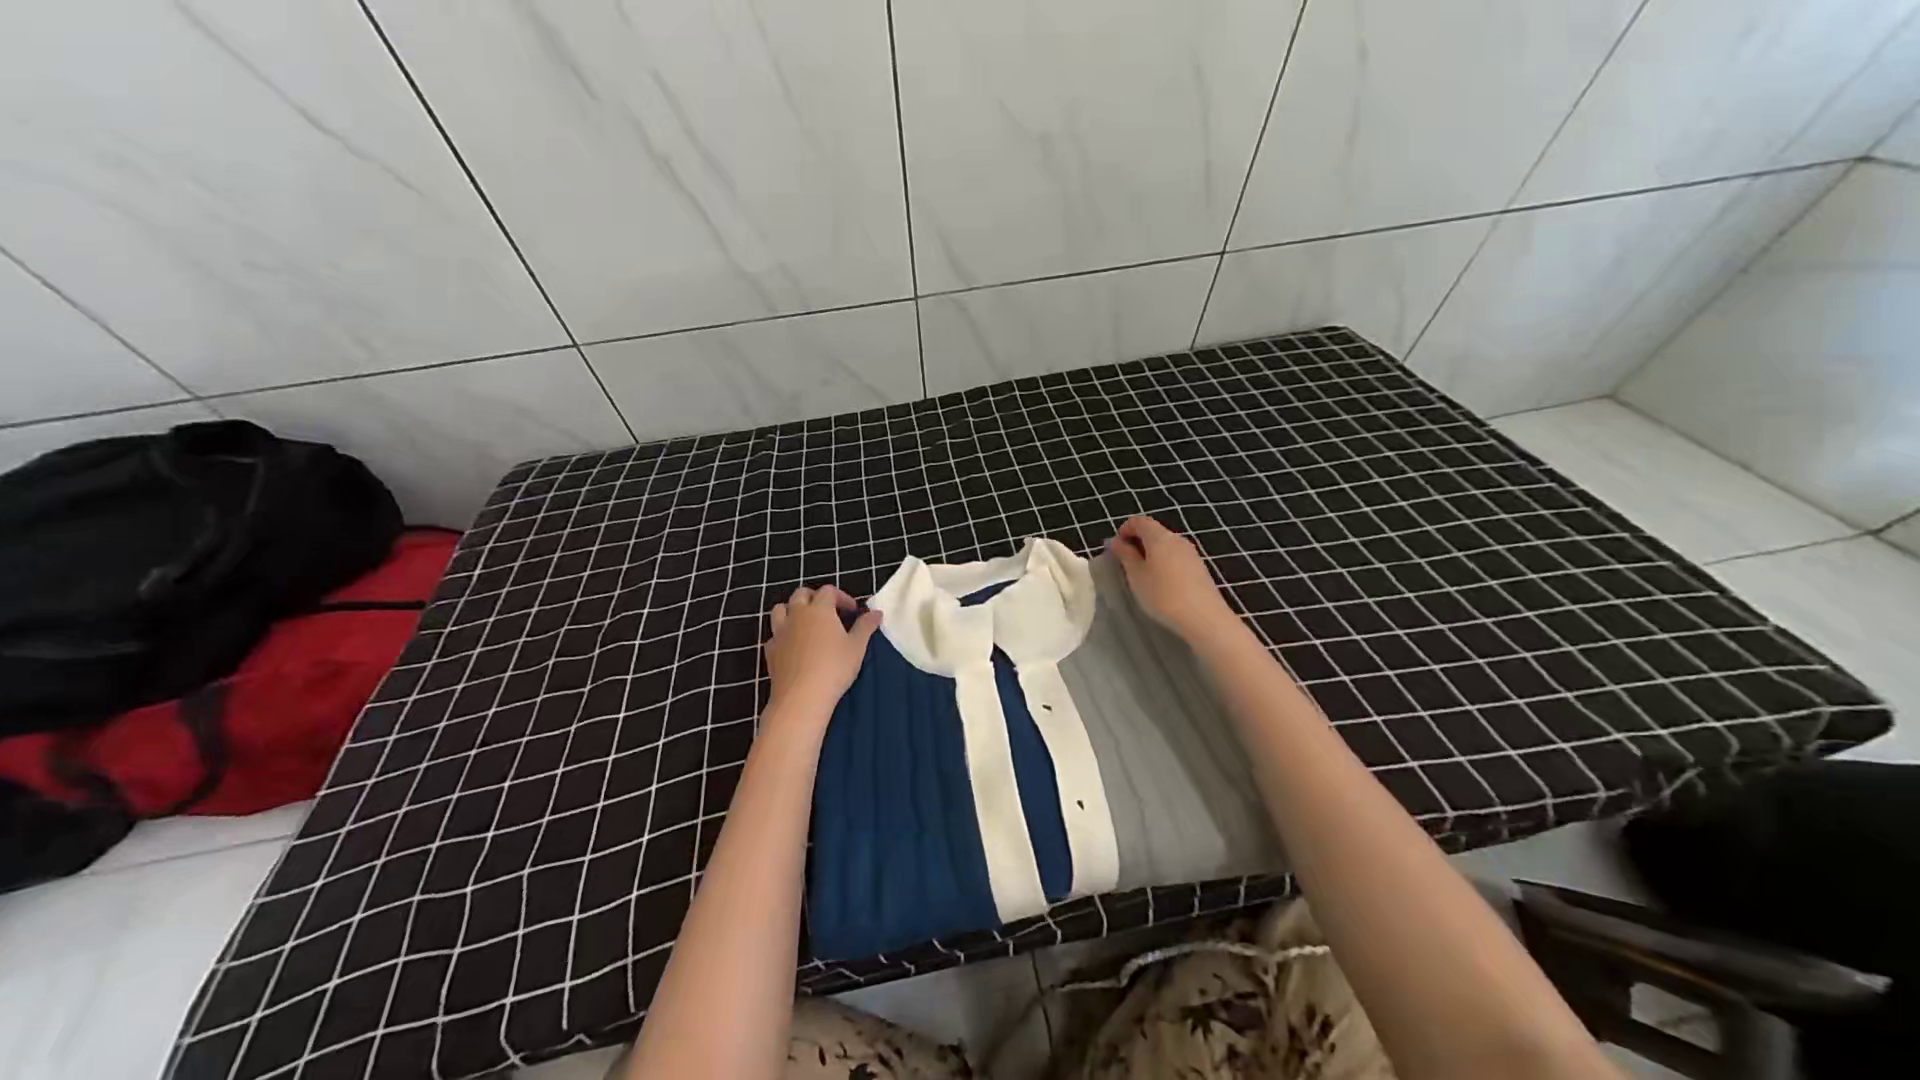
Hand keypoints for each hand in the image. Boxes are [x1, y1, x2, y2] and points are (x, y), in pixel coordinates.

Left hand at [763, 585, 882, 720]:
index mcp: (819, 609)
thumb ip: (865, 626)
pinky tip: (793, 646)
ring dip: (793, 610)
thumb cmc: (834, 668)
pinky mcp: (770, 650)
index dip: (842, 597)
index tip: (853, 612)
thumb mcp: (857, 647)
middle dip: (815, 598)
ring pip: (781, 609)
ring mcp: (780, 632)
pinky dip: (784, 634)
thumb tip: (876, 613)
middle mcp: (796, 615)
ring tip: (806, 624)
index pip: (828, 591)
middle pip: (801, 594)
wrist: (801, 697)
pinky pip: (775, 634)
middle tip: (829, 613)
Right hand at [1107, 516, 1238, 642]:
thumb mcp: (1136, 576)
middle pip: (1154, 532)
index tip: (1116, 546)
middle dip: (1138, 541)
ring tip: (1141, 573)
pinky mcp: (1199, 568)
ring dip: (1151, 553)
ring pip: (1166, 545)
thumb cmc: (1163, 596)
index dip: (1125, 528)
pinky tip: (1161, 581)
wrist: (1204, 618)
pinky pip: (1176, 557)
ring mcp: (1191, 553)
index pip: (1140, 521)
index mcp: (1160, 537)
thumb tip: (1115, 541)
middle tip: (1125, 561)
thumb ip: (1125, 556)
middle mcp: (1178, 539)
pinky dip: (1164, 561)